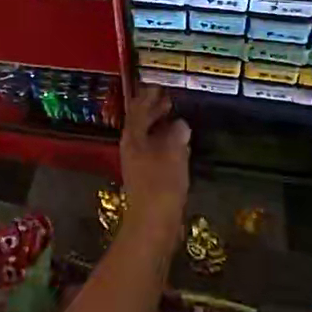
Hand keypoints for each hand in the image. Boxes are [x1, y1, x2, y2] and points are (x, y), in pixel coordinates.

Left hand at [120, 86, 188, 231]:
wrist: (152, 224)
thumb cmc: (161, 186)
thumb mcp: (173, 156)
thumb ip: (176, 136)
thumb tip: (180, 124)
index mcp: (133, 137)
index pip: (138, 109)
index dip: (148, 97)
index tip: (159, 86)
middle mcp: (131, 147)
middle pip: (140, 122)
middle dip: (152, 109)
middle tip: (168, 98)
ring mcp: (137, 162)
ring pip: (147, 136)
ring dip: (159, 125)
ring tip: (176, 117)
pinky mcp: (146, 176)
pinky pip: (154, 150)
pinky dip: (164, 142)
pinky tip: (179, 145)